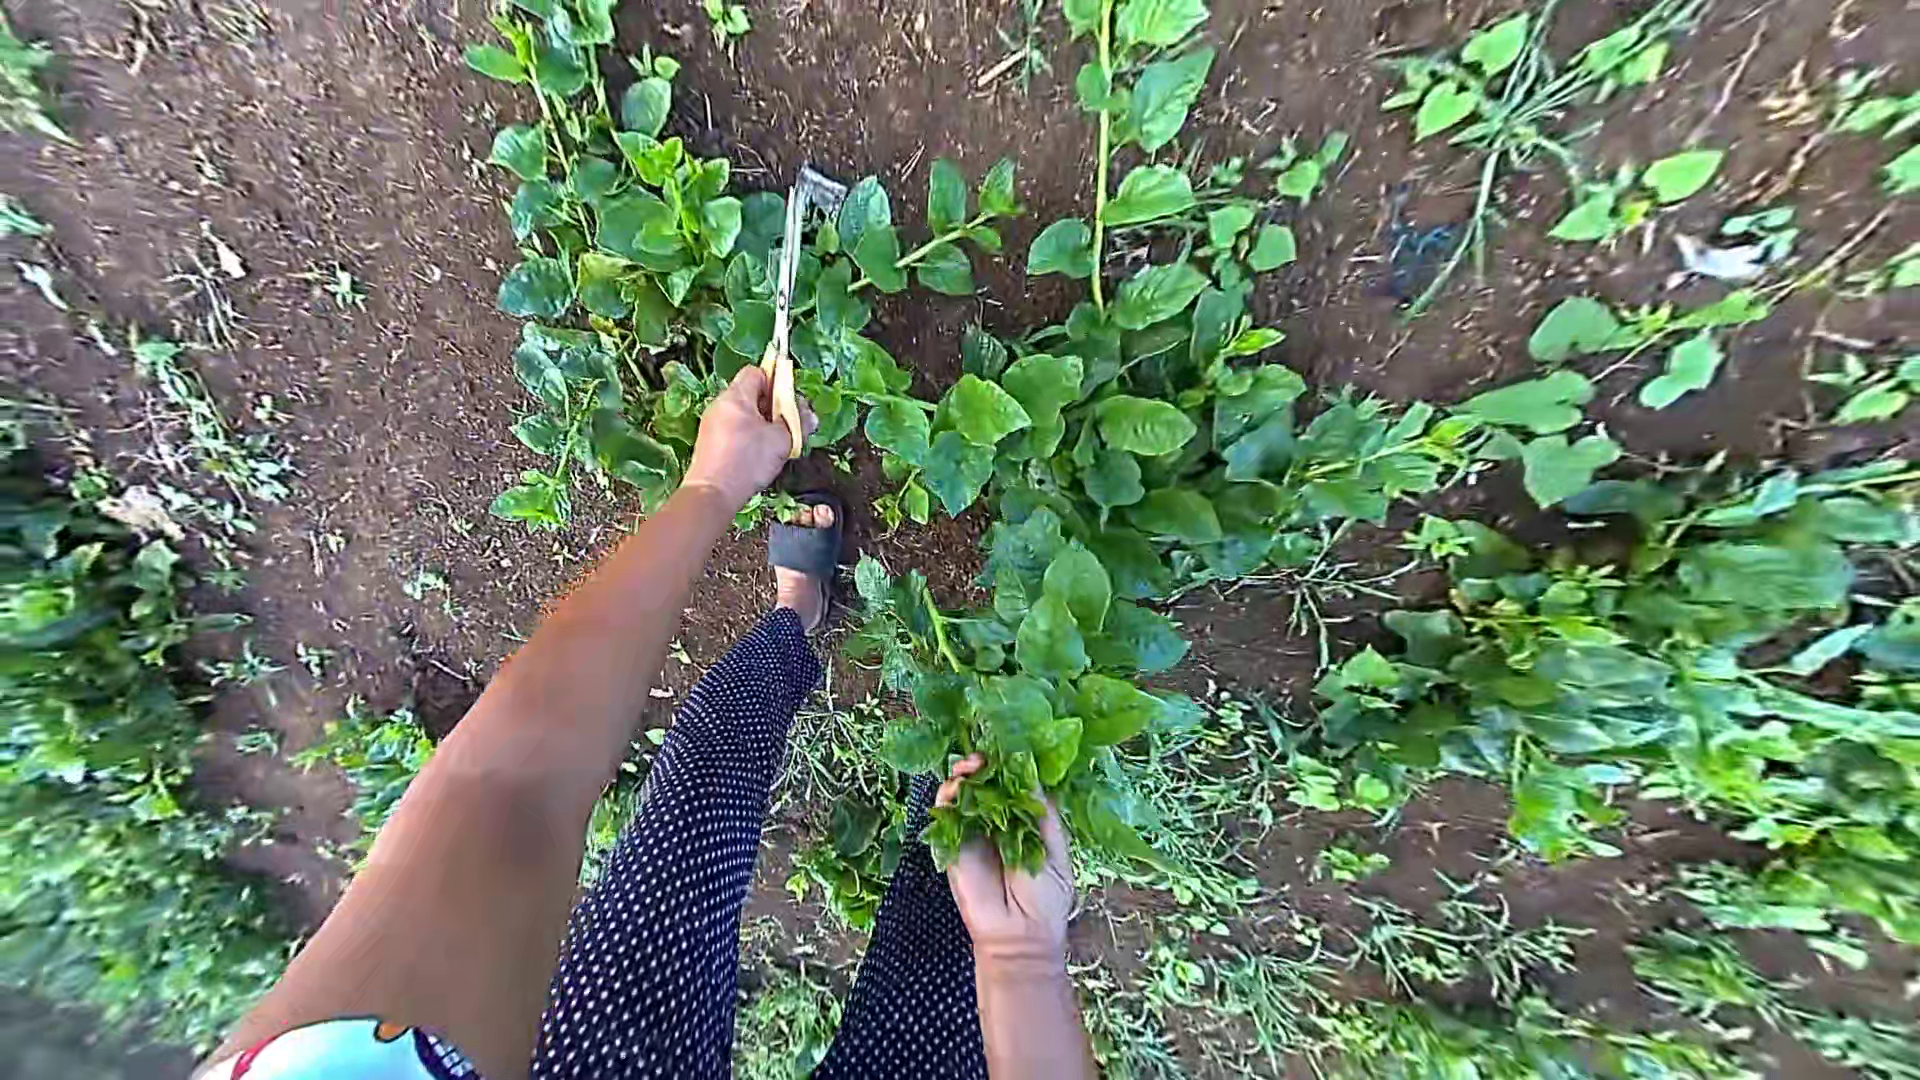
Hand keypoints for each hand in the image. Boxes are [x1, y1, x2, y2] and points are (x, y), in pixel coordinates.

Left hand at [682, 366, 813, 511]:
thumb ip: (798, 423)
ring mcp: (712, 424)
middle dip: (773, 406)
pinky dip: (751, 436)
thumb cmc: (748, 461)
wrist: (713, 493)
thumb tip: (810, 415)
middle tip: (790, 424)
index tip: (790, 400)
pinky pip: (735, 430)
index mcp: (736, 397)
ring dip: (763, 423)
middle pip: (751, 394)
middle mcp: (720, 405)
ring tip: (778, 442)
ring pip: (744, 414)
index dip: (776, 380)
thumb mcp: (782, 440)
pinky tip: (761, 454)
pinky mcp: (710, 442)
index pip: (756, 372)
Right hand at [938, 754, 1074, 968]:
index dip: (1003, 763)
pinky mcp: (952, 844)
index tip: (1003, 750)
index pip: (1007, 781)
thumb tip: (1026, 770)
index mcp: (1019, 817)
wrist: (1022, 937)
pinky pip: (944, 814)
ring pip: (960, 792)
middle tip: (981, 758)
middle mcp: (993, 819)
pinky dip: (946, 795)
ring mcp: (971, 830)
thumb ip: (1040, 809)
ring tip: (969, 768)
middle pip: (981, 781)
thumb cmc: (1045, 896)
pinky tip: (956, 788)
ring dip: (962, 774)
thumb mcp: (1054, 846)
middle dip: (980, 764)